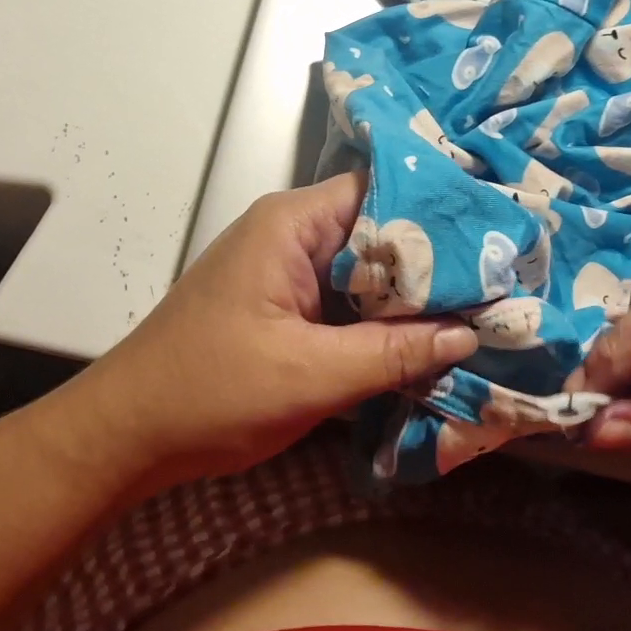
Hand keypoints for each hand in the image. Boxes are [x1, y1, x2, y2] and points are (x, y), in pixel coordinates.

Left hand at [62, 172, 477, 485]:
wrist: (125, 439)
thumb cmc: (209, 393)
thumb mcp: (311, 374)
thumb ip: (394, 353)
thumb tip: (470, 334)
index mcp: (293, 224)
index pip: (383, 190)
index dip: (440, 211)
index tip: (496, 238)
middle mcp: (296, 237)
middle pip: (383, 232)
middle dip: (438, 260)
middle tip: (504, 280)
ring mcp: (293, 275)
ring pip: (371, 274)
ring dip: (416, 297)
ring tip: (485, 310)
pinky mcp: (292, 311)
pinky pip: (353, 306)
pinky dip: (388, 324)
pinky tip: (433, 343)